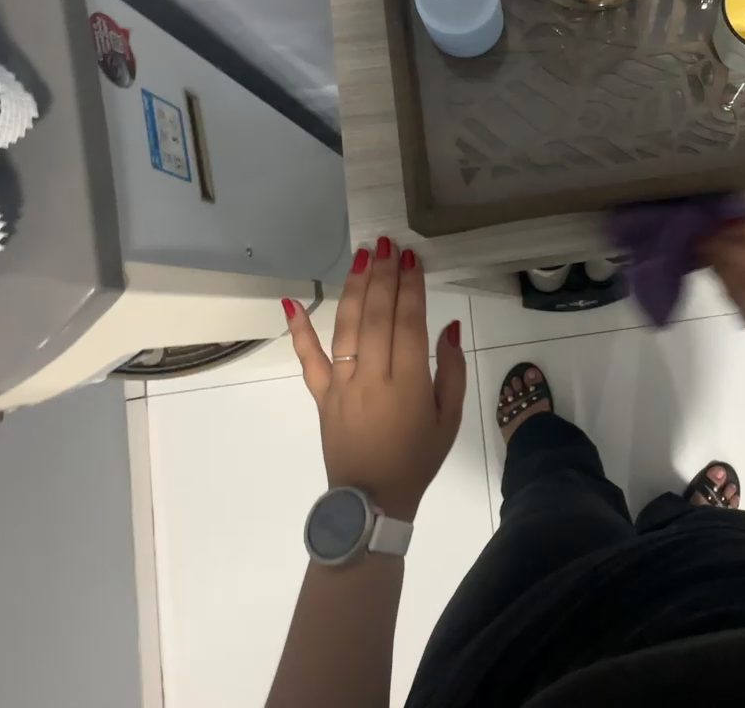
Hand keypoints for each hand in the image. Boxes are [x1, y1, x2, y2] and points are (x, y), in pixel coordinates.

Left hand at [287, 236, 464, 521]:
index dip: (411, 287)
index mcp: (408, 382)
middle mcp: (371, 376)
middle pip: (377, 316)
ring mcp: (341, 384)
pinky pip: (308, 359)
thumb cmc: (418, 457)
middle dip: (384, 276)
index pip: (408, 322)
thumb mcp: (449, 417)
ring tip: (362, 257)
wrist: (371, 501)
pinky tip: (292, 301)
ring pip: (347, 327)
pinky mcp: (320, 395)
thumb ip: (452, 370)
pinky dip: (299, 330)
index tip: (412, 258)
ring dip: (355, 288)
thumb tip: (449, 326)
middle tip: (388, 244)